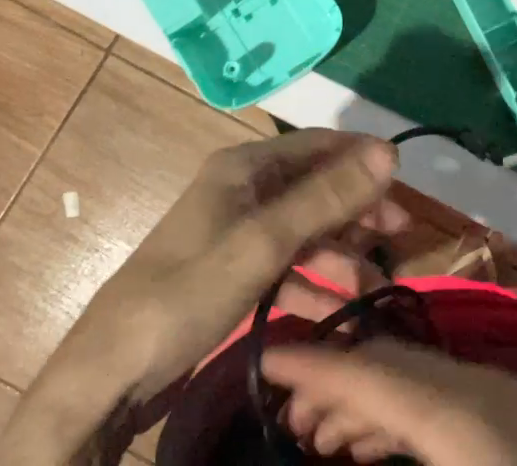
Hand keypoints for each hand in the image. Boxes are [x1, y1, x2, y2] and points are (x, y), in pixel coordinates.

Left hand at [0, 130, 404, 465]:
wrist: (110, 372)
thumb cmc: (187, 294)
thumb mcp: (263, 244)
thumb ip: (326, 198)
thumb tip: (388, 152)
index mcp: (243, 169)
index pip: (318, 145)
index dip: (363, 160)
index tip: (406, 186)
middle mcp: (241, 191)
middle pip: (314, 188)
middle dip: (357, 211)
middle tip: (400, 237)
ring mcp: (234, 233)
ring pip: (303, 231)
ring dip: (340, 254)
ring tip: (375, 286)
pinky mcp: (231, 273)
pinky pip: (285, 266)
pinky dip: (313, 282)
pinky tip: (338, 309)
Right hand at [263, 339, 516, 465]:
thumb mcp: (450, 454)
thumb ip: (390, 436)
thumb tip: (341, 436)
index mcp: (459, 409)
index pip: (370, 372)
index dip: (313, 365)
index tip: (262, 357)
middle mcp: (477, 386)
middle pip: (389, 367)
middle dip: (332, 383)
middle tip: (281, 414)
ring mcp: (501, 399)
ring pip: (414, 381)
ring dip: (363, 402)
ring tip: (317, 437)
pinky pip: (441, 402)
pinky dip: (399, 416)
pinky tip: (379, 445)